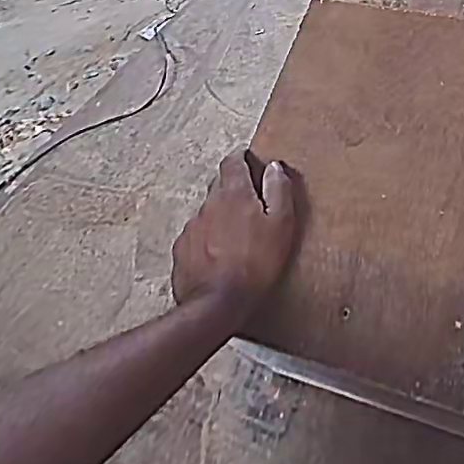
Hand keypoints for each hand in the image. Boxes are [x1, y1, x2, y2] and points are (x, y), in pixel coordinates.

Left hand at [172, 151, 301, 319]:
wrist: (217, 305)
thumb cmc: (255, 265)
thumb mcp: (281, 225)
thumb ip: (279, 191)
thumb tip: (274, 168)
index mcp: (234, 194)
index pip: (232, 161)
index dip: (241, 158)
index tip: (248, 160)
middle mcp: (209, 204)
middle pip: (220, 185)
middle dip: (233, 189)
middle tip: (251, 204)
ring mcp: (192, 227)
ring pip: (208, 212)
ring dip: (220, 217)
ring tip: (236, 237)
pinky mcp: (182, 250)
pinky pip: (196, 236)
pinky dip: (207, 240)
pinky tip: (219, 256)